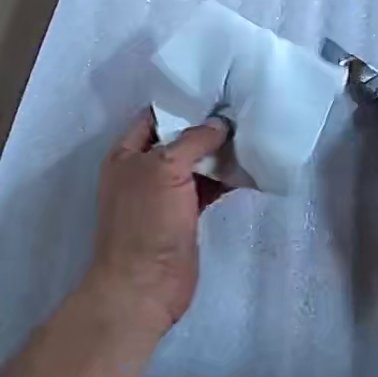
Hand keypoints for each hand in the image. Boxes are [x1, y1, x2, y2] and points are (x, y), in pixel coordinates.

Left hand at [87, 108, 232, 333]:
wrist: (144, 286)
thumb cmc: (147, 222)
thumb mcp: (165, 169)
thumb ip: (194, 141)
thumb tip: (220, 124)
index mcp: (126, 154)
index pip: (155, 116)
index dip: (181, 101)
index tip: (215, 89)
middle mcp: (143, 170)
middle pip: (179, 138)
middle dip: (206, 126)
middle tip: (240, 108)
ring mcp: (164, 194)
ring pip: (195, 163)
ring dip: (219, 152)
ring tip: (250, 133)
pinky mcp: (184, 214)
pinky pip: (207, 186)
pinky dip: (225, 178)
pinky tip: (248, 168)